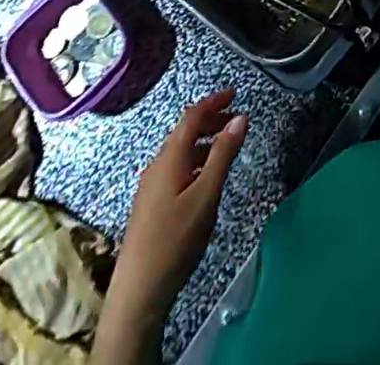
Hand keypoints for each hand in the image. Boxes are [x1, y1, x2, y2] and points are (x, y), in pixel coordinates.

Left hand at [97, 91, 246, 359]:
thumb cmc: (176, 238)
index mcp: (170, 157)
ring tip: (226, 146)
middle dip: (210, 120)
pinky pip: (176, 167)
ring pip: (180, 151)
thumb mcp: (206, 196)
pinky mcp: (152, 201)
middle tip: (236, 118)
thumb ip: (222, 156)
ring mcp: (152, 183)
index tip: (234, 93)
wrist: (140, 285)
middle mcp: (158, 163)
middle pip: (184, 131)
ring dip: (203, 142)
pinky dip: (195, 160)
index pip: (191, 117)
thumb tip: (239, 118)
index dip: (212, 102)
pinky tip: (205, 177)